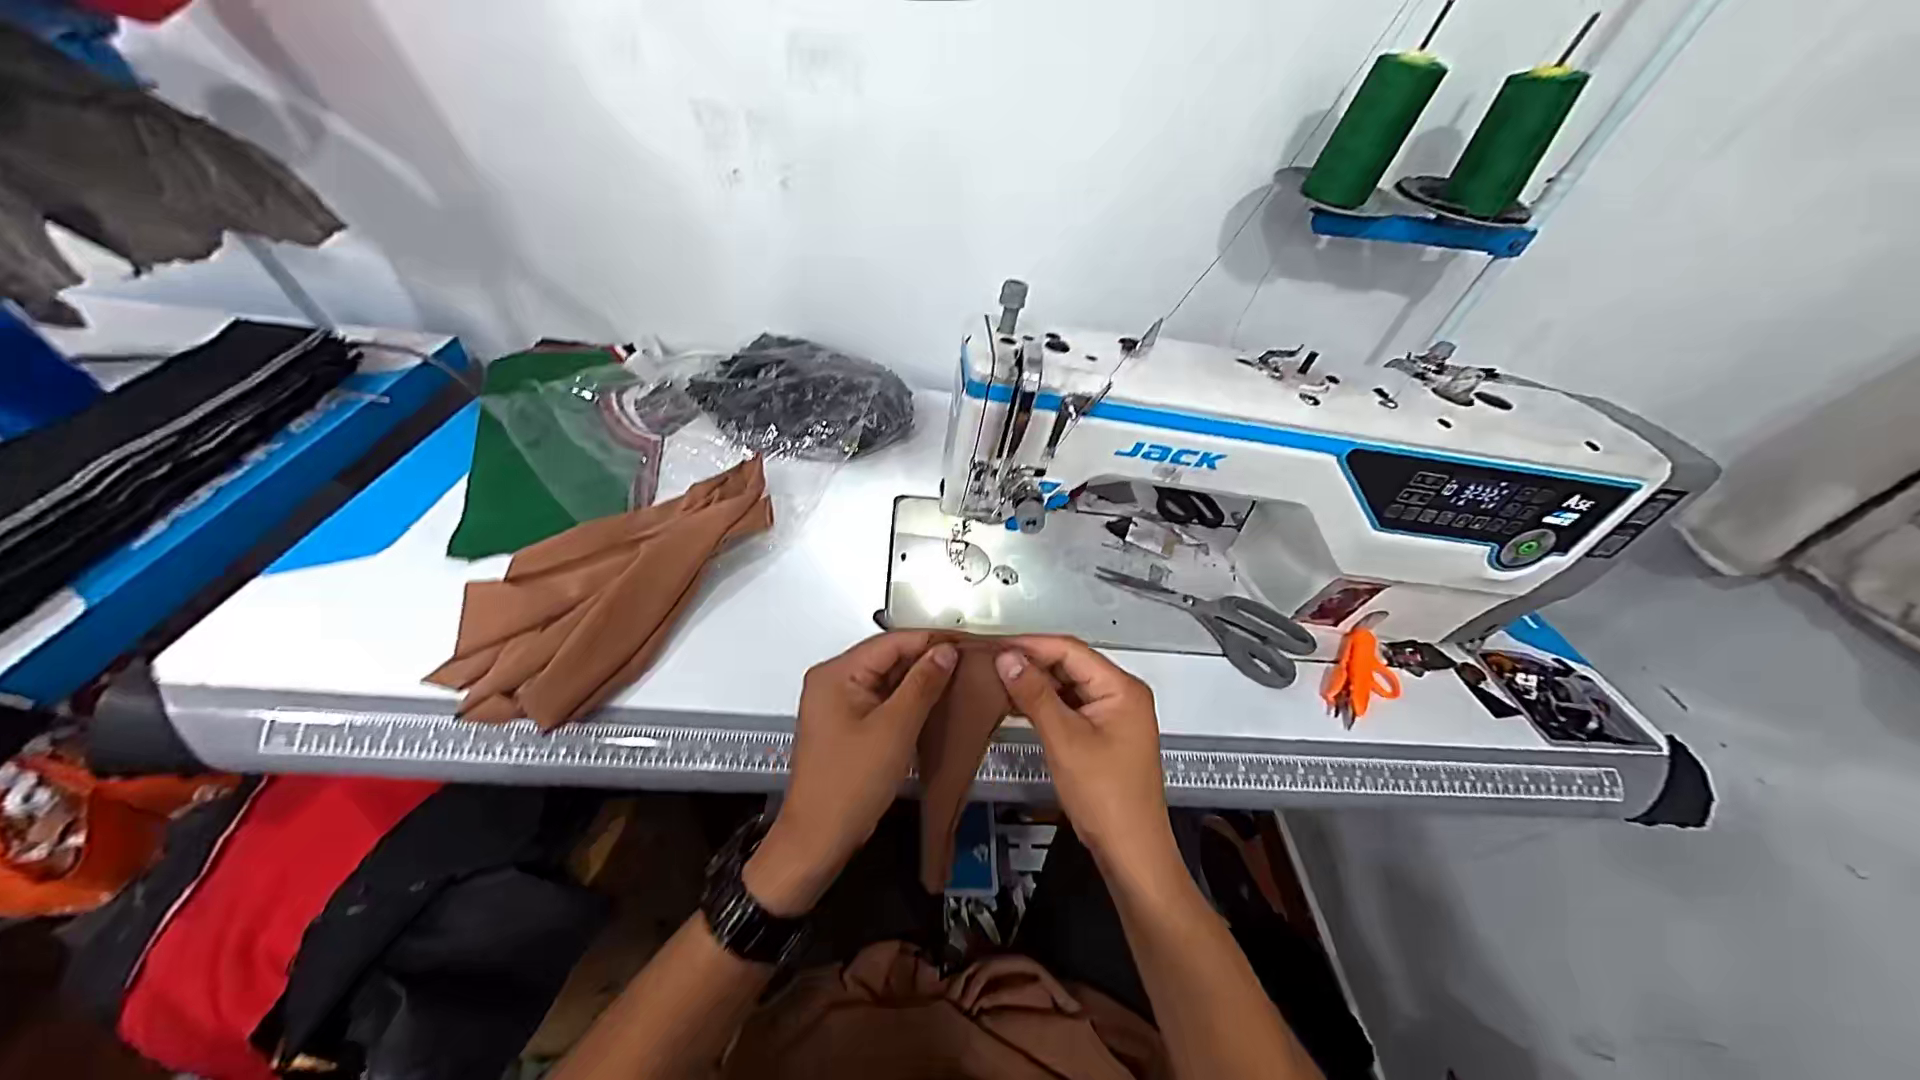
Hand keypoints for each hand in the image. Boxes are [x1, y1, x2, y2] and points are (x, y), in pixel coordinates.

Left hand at [744, 632, 956, 915]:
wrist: (819, 838)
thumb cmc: (846, 787)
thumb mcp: (895, 729)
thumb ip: (923, 684)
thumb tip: (944, 653)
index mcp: (835, 674)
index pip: (891, 642)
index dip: (931, 641)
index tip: (964, 643)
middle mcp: (832, 682)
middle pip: (888, 657)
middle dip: (927, 659)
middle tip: (965, 661)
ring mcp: (838, 703)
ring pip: (887, 678)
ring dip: (920, 679)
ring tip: (956, 679)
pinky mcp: (847, 723)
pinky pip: (883, 699)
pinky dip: (908, 699)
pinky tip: (932, 702)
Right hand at [995, 635, 1180, 882]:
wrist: (1130, 850)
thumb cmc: (1108, 799)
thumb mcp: (1064, 739)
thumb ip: (1034, 694)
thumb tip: (1009, 660)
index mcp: (1122, 688)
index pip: (1070, 650)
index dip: (1031, 645)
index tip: (997, 646)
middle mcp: (1122, 694)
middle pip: (1070, 664)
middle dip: (1031, 662)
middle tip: (993, 662)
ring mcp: (1113, 713)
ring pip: (1068, 684)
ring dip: (1036, 682)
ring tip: (999, 680)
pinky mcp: (1103, 731)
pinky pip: (1070, 704)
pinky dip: (1045, 703)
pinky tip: (1018, 703)